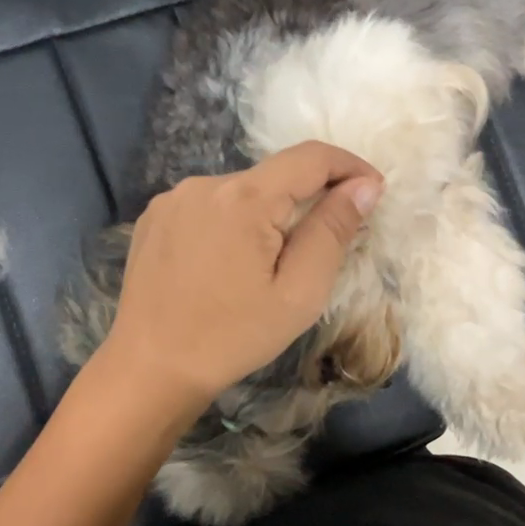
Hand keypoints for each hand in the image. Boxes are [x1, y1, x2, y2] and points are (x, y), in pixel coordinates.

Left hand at [98, 141, 382, 407]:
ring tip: (267, 269)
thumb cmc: (233, 337)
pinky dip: (231, 225)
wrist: (151, 368)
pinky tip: (227, 267)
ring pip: (240, 193)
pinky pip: (209, 208)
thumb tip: (364, 186)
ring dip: (266, 216)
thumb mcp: (298, 293)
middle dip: (306, 201)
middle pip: (273, 177)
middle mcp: (204, 184)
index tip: (373, 191)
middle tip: (322, 250)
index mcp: (244, 198)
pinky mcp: (153, 218)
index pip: (310, 157)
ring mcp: (172, 199)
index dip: (349, 167)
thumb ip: (333, 232)